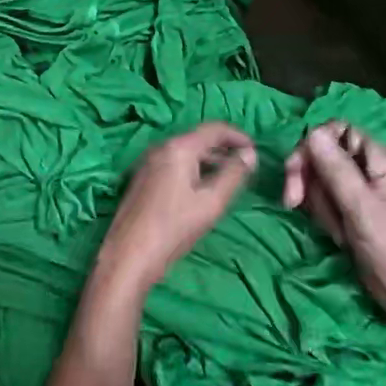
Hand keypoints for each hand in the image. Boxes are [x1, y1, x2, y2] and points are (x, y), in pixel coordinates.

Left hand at [98, 122, 255, 294]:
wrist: (129, 256)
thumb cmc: (174, 227)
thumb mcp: (212, 202)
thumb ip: (234, 174)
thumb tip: (250, 154)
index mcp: (179, 147)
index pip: (214, 129)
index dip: (238, 136)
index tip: (256, 150)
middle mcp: (161, 147)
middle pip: (199, 138)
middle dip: (224, 148)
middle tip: (246, 165)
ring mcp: (148, 162)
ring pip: (186, 152)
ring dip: (210, 160)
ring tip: (230, 177)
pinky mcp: (142, 178)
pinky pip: (174, 163)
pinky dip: (193, 168)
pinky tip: (203, 187)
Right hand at [284, 122, 385, 337]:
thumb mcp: (362, 209)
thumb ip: (336, 169)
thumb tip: (312, 131)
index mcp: (382, 162)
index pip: (339, 131)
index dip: (312, 145)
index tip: (294, 172)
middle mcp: (375, 172)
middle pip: (328, 156)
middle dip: (310, 179)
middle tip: (292, 203)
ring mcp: (368, 195)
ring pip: (327, 182)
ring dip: (321, 205)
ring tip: (337, 233)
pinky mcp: (361, 217)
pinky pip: (333, 204)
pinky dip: (329, 219)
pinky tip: (339, 239)